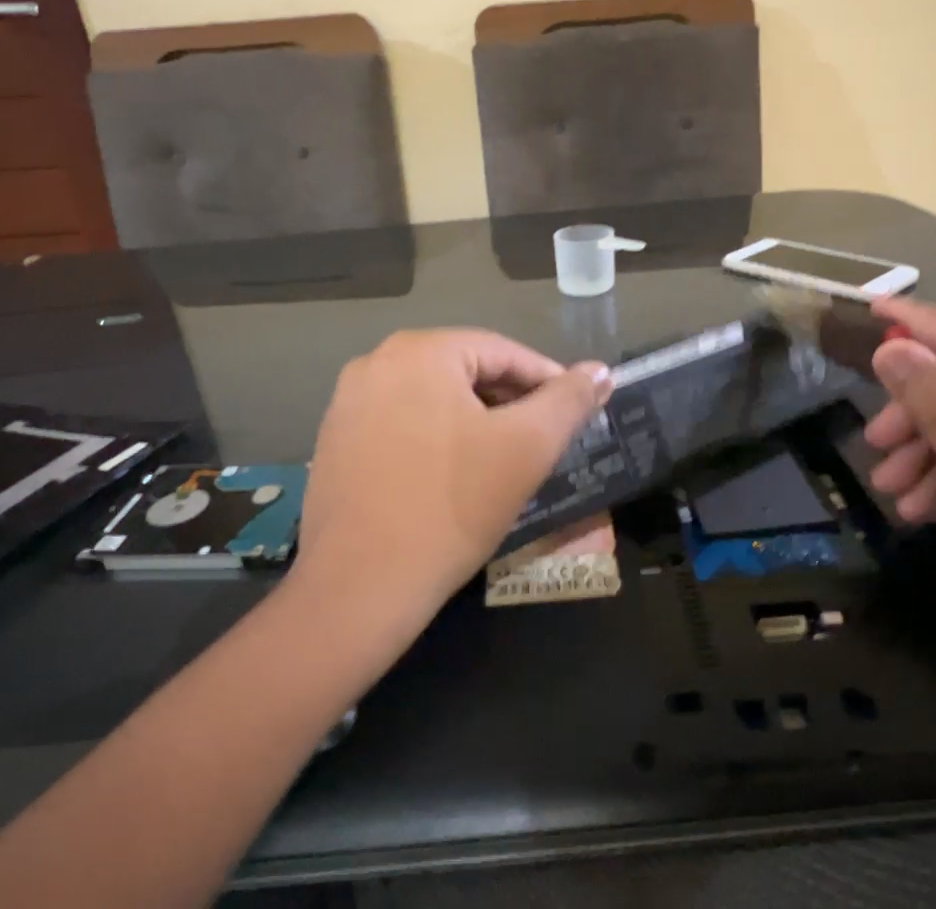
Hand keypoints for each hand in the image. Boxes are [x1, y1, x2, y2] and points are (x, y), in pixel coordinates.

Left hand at [292, 329, 611, 617]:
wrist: (362, 584)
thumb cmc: (453, 507)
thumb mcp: (527, 448)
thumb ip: (569, 401)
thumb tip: (600, 370)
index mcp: (418, 351)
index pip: (503, 352)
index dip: (548, 381)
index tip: (576, 414)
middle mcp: (375, 363)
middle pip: (464, 372)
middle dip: (510, 403)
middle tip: (546, 441)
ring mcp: (347, 404)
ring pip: (432, 400)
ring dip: (475, 422)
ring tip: (506, 460)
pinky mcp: (335, 443)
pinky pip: (401, 426)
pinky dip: (436, 441)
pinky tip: (455, 478)